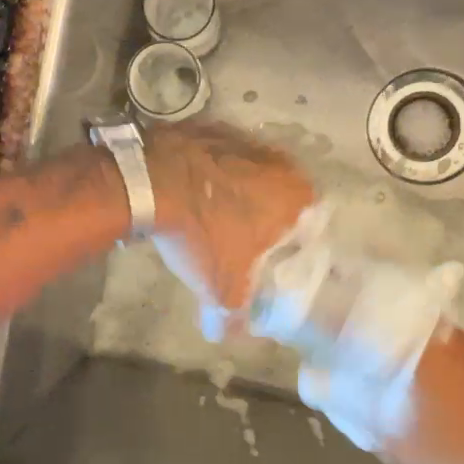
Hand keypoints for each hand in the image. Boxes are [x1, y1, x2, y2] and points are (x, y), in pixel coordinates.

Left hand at [142, 120, 315, 321]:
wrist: (151, 180)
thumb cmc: (203, 233)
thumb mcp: (221, 286)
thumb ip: (233, 315)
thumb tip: (229, 336)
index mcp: (297, 196)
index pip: (312, 226)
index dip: (293, 247)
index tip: (271, 260)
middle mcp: (281, 161)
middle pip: (281, 198)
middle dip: (266, 219)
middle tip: (242, 242)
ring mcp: (245, 139)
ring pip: (251, 173)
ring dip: (238, 192)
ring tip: (213, 217)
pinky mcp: (212, 126)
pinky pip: (220, 156)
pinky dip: (211, 171)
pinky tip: (191, 191)